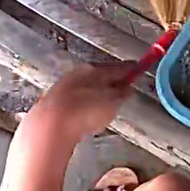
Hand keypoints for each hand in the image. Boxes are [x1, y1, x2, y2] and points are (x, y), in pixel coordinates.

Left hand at [25, 62, 140, 144]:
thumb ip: (121, 93)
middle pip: (100, 74)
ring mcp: (64, 86)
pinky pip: (76, 98)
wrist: (50, 124)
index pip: (117, 67)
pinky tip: (87, 110)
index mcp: (94, 70)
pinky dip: (85, 100)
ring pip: (87, 85)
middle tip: (124, 84)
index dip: (130, 69)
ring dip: (98, 90)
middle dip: (113, 79)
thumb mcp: (111, 103)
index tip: (139, 68)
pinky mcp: (55, 101)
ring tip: (108, 100)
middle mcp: (77, 74)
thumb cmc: (85, 111)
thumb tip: (127, 87)